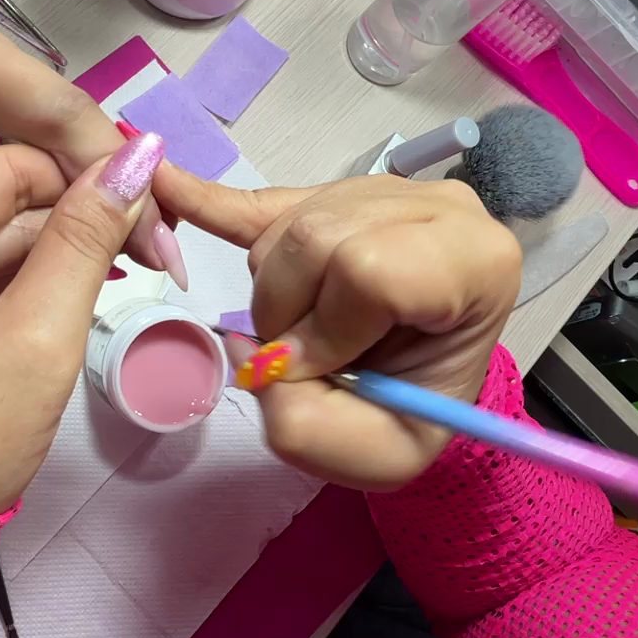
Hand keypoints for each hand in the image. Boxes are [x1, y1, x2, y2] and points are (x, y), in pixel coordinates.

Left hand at [0, 136, 164, 516]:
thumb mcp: (35, 337)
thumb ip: (87, 238)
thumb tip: (137, 155)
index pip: (1, 166)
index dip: (85, 180)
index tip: (154, 208)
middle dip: (72, 228)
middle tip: (153, 252)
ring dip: (52, 260)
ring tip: (117, 279)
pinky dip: (19, 285)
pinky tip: (66, 299)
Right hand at [156, 169, 521, 490]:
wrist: (419, 383)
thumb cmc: (413, 415)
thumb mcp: (380, 455)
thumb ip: (306, 425)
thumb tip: (252, 353)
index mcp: (474, 263)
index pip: (368, 268)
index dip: (327, 328)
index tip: (323, 368)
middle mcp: (434, 206)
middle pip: (313, 238)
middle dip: (286, 311)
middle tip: (303, 354)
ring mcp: (381, 189)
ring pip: (281, 227)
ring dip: (271, 291)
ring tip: (301, 326)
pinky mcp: (328, 194)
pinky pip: (257, 199)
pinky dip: (206, 200)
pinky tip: (162, 182)